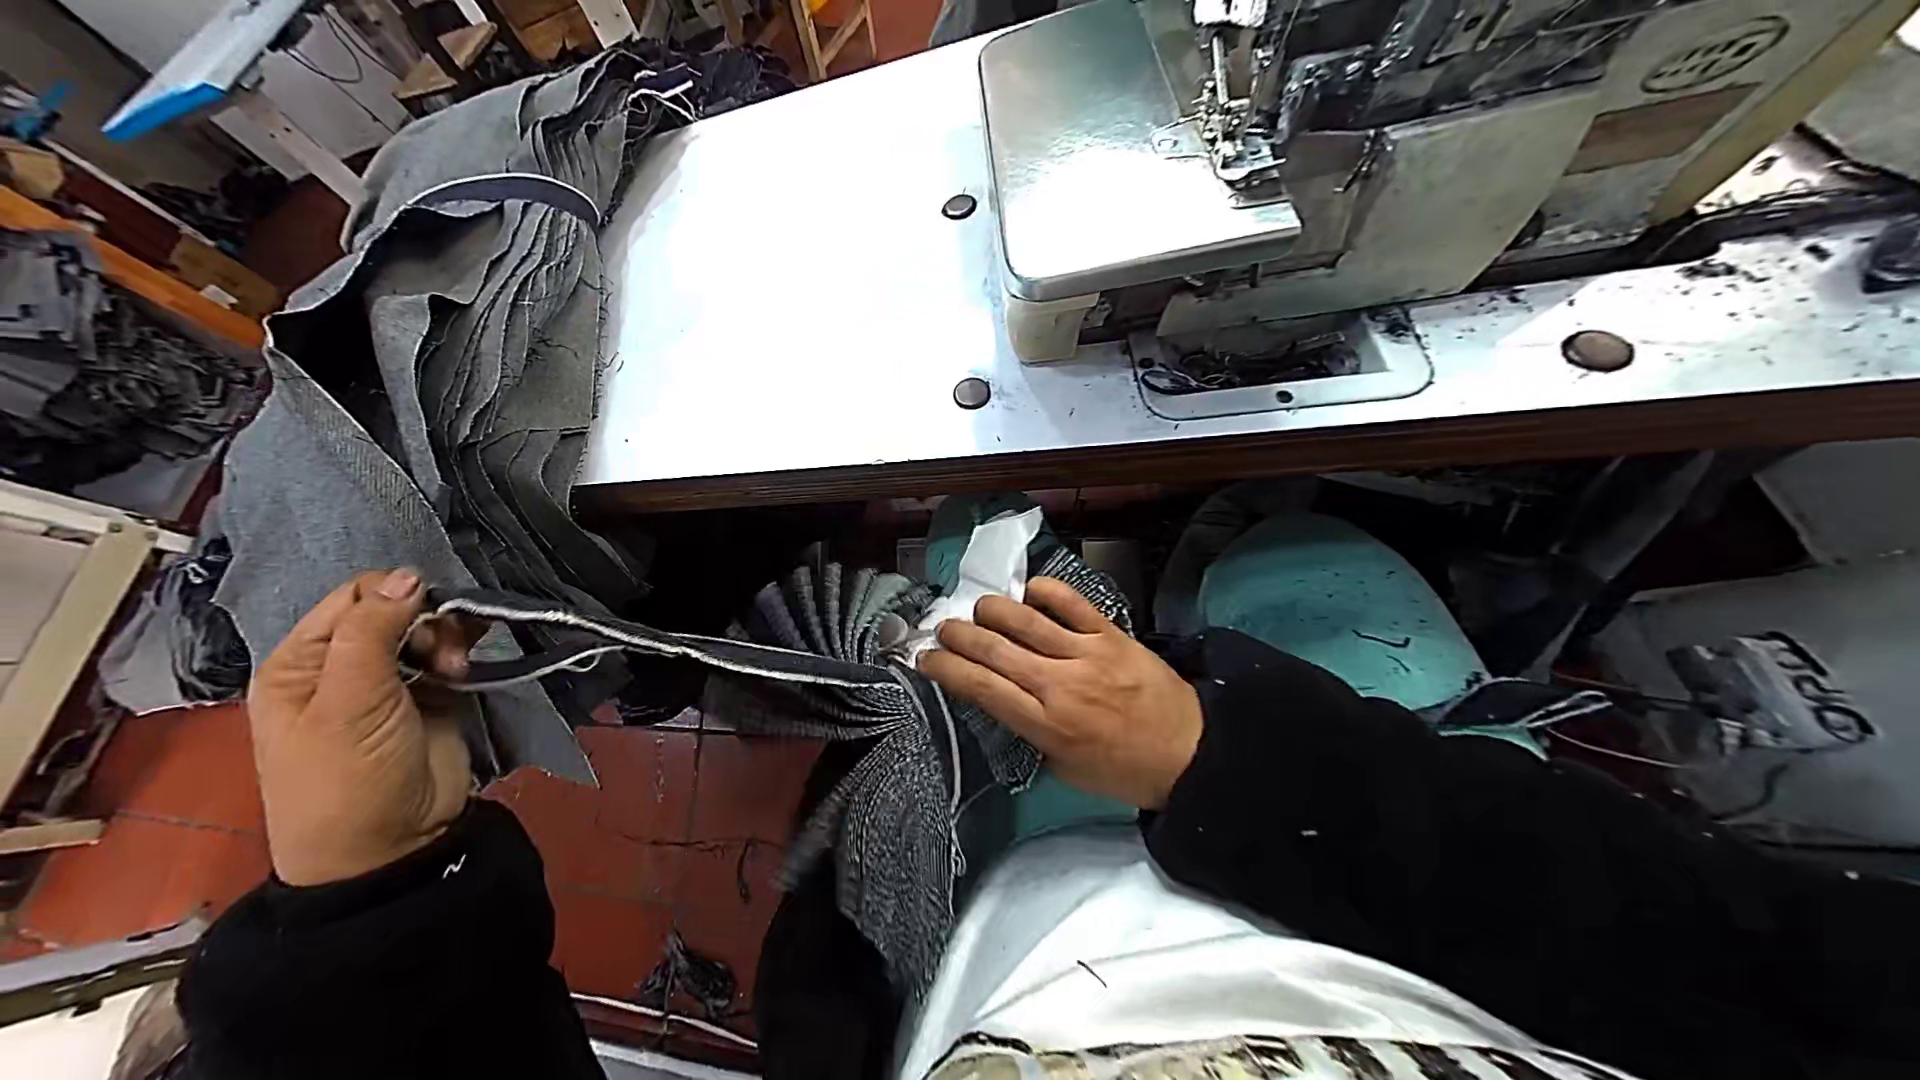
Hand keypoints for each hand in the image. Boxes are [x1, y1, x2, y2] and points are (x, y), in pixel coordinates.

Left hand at [247, 569, 476, 885]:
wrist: (390, 841)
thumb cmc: (347, 775)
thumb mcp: (350, 702)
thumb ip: (374, 632)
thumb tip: (409, 574)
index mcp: (303, 662)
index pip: (353, 598)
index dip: (395, 597)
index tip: (428, 618)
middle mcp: (343, 665)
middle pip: (396, 610)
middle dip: (427, 622)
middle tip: (443, 654)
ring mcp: (389, 681)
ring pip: (428, 630)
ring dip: (449, 640)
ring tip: (457, 669)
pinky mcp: (430, 695)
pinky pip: (449, 654)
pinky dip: (463, 652)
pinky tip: (468, 667)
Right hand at [917, 577, 1202, 808]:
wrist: (1190, 754)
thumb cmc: (1122, 771)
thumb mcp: (1064, 769)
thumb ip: (1029, 734)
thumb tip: (1001, 699)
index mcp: (1045, 725)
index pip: (981, 687)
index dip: (946, 668)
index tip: (926, 659)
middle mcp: (1059, 684)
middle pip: (993, 648)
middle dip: (957, 634)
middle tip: (943, 629)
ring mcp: (1086, 654)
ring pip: (1024, 619)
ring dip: (991, 609)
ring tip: (979, 610)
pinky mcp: (1111, 634)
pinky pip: (1071, 602)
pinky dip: (1043, 590)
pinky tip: (1028, 591)